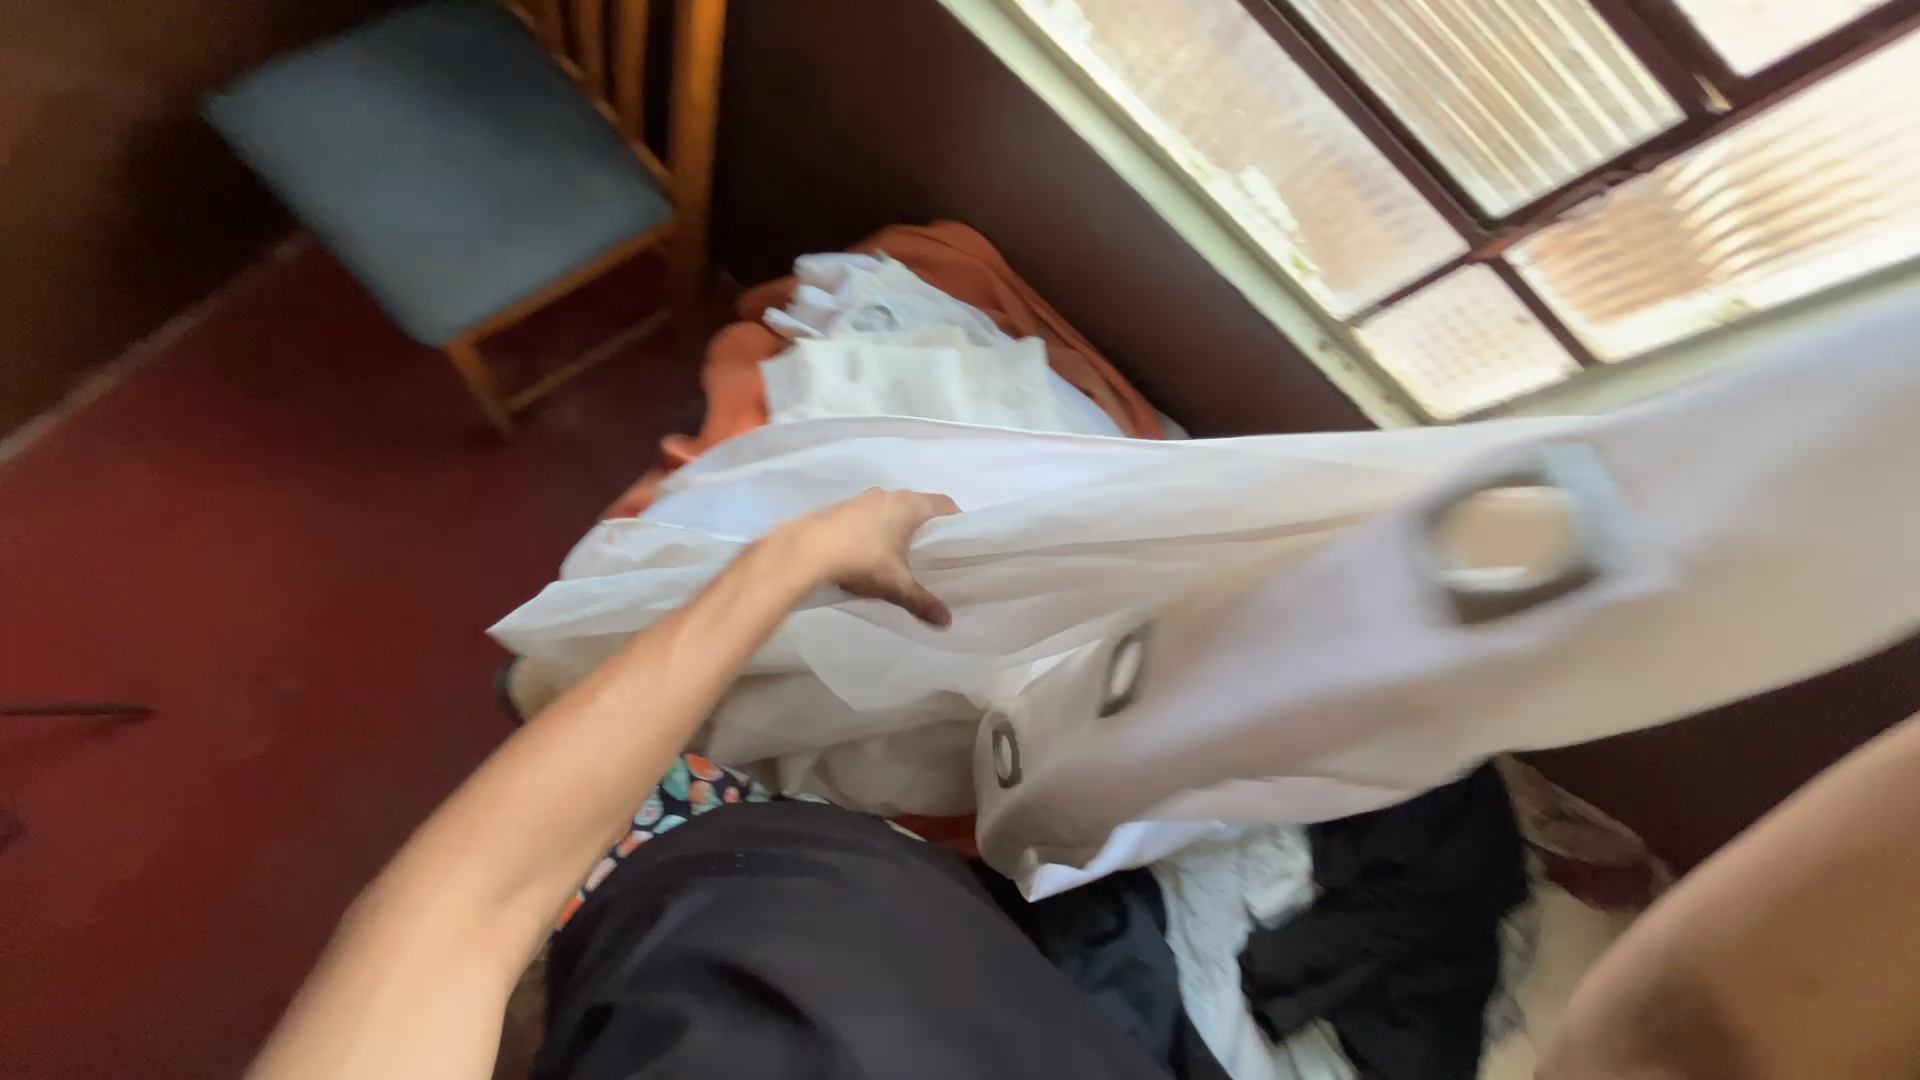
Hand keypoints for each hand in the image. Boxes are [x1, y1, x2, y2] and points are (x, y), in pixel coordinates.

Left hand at [773, 488, 958, 626]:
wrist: (805, 551)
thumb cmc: (861, 561)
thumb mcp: (896, 585)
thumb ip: (923, 601)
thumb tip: (947, 622)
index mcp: (909, 505)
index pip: (945, 504)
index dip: (956, 520)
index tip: (958, 541)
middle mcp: (888, 494)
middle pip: (918, 505)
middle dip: (926, 527)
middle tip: (931, 553)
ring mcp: (862, 498)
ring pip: (891, 508)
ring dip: (897, 526)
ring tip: (899, 554)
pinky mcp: (841, 507)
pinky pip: (869, 514)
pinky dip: (875, 528)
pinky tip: (868, 551)